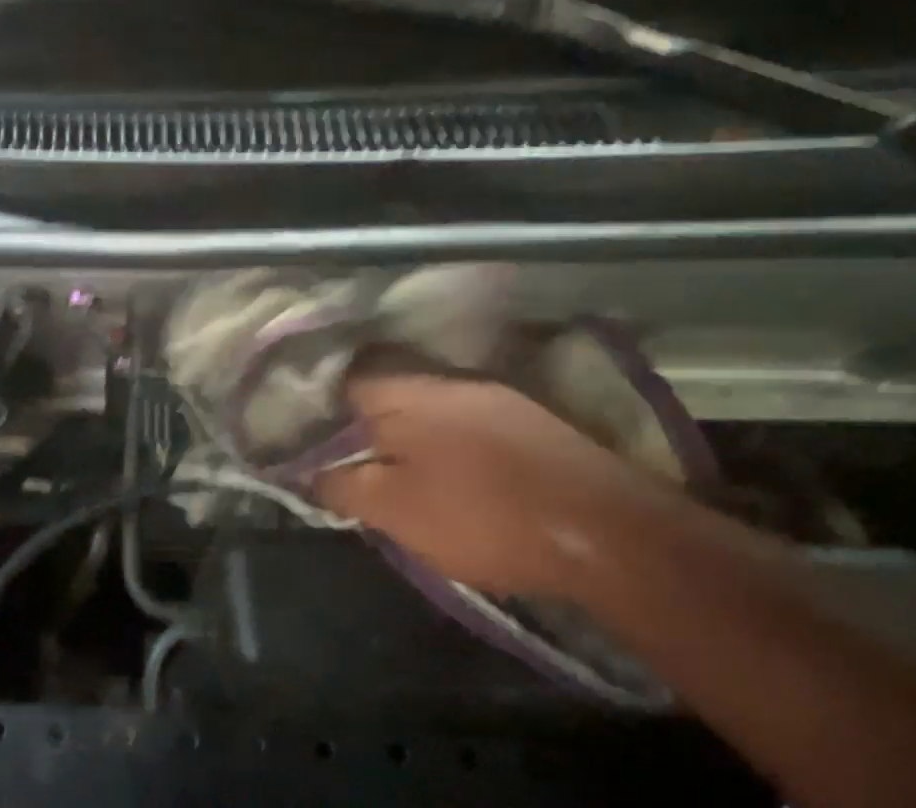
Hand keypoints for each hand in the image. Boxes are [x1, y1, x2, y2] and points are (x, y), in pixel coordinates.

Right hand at [312, 374, 671, 596]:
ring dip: (416, 435)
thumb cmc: (482, 517)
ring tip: (405, 473)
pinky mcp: (538, 426)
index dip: (325, 409)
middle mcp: (452, 382)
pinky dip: (455, 445)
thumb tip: (306, 474)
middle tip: (358, 462)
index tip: (316, 442)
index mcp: (408, 394)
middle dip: (371, 423)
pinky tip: (459, 476)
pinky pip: (473, 425)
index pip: (347, 381)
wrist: (610, 535)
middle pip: (392, 392)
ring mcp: (500, 400)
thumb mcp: (395, 513)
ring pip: (435, 408)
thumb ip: (343, 487)